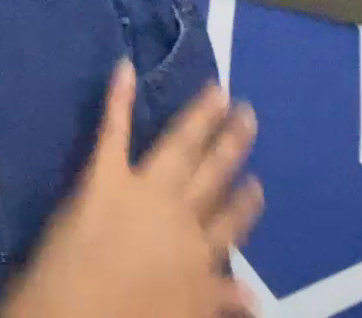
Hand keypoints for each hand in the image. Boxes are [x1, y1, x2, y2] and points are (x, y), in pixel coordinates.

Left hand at [0, 61, 265, 317]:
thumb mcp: (186, 315)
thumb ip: (215, 301)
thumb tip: (254, 299)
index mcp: (198, 256)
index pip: (229, 226)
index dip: (244, 205)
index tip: (257, 184)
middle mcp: (180, 217)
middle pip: (212, 175)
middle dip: (231, 144)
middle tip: (248, 112)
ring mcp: (144, 191)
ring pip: (179, 146)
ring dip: (198, 116)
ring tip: (217, 89)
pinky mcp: (104, 177)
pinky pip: (114, 132)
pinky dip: (119, 98)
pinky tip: (124, 68)